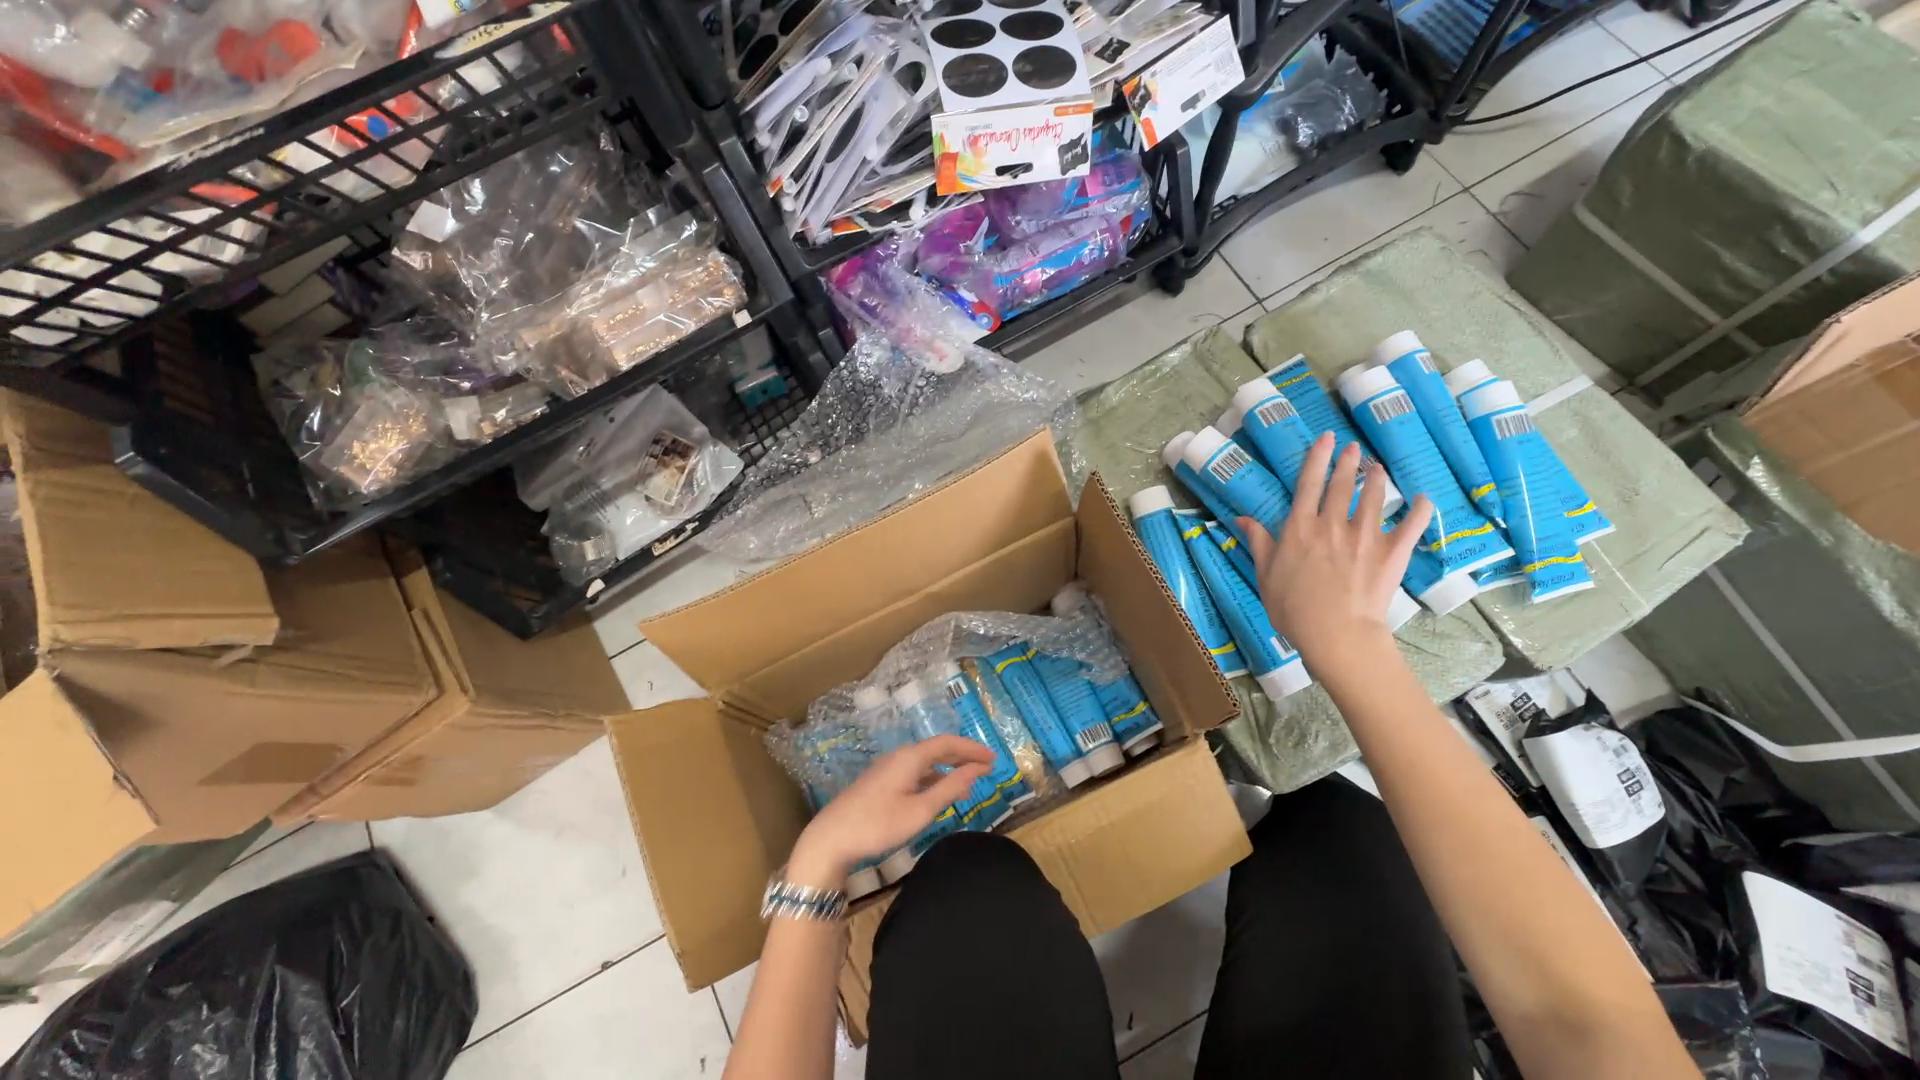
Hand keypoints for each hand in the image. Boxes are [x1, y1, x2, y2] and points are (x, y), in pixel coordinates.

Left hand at [788, 735, 993, 887]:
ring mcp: (886, 770)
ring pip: (924, 762)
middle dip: (963, 756)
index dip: (972, 749)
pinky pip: (914, 772)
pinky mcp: (879, 784)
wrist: (830, 839)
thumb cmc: (878, 825)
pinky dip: (932, 778)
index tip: (994, 759)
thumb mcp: (920, 811)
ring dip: (948, 769)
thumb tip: (975, 771)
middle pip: (936, 749)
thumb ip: (949, 789)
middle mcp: (898, 757)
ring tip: (968, 784)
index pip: (948, 743)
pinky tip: (938, 793)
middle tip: (987, 767)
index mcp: (910, 758)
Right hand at [1239, 434, 1432, 664]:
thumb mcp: (1265, 576)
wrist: (1335, 633)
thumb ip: (1258, 543)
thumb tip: (1242, 518)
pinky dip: (1419, 510)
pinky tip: (1423, 499)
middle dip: (1348, 462)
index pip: (1308, 484)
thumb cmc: (1293, 609)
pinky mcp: (1391, 552)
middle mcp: (1332, 524)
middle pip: (1342, 485)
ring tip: (1379, 468)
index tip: (1327, 438)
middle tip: (1354, 448)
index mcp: (1299, 528)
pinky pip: (1411, 525)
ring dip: (1377, 479)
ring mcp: (1365, 536)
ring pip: (1374, 497)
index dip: (1317, 458)